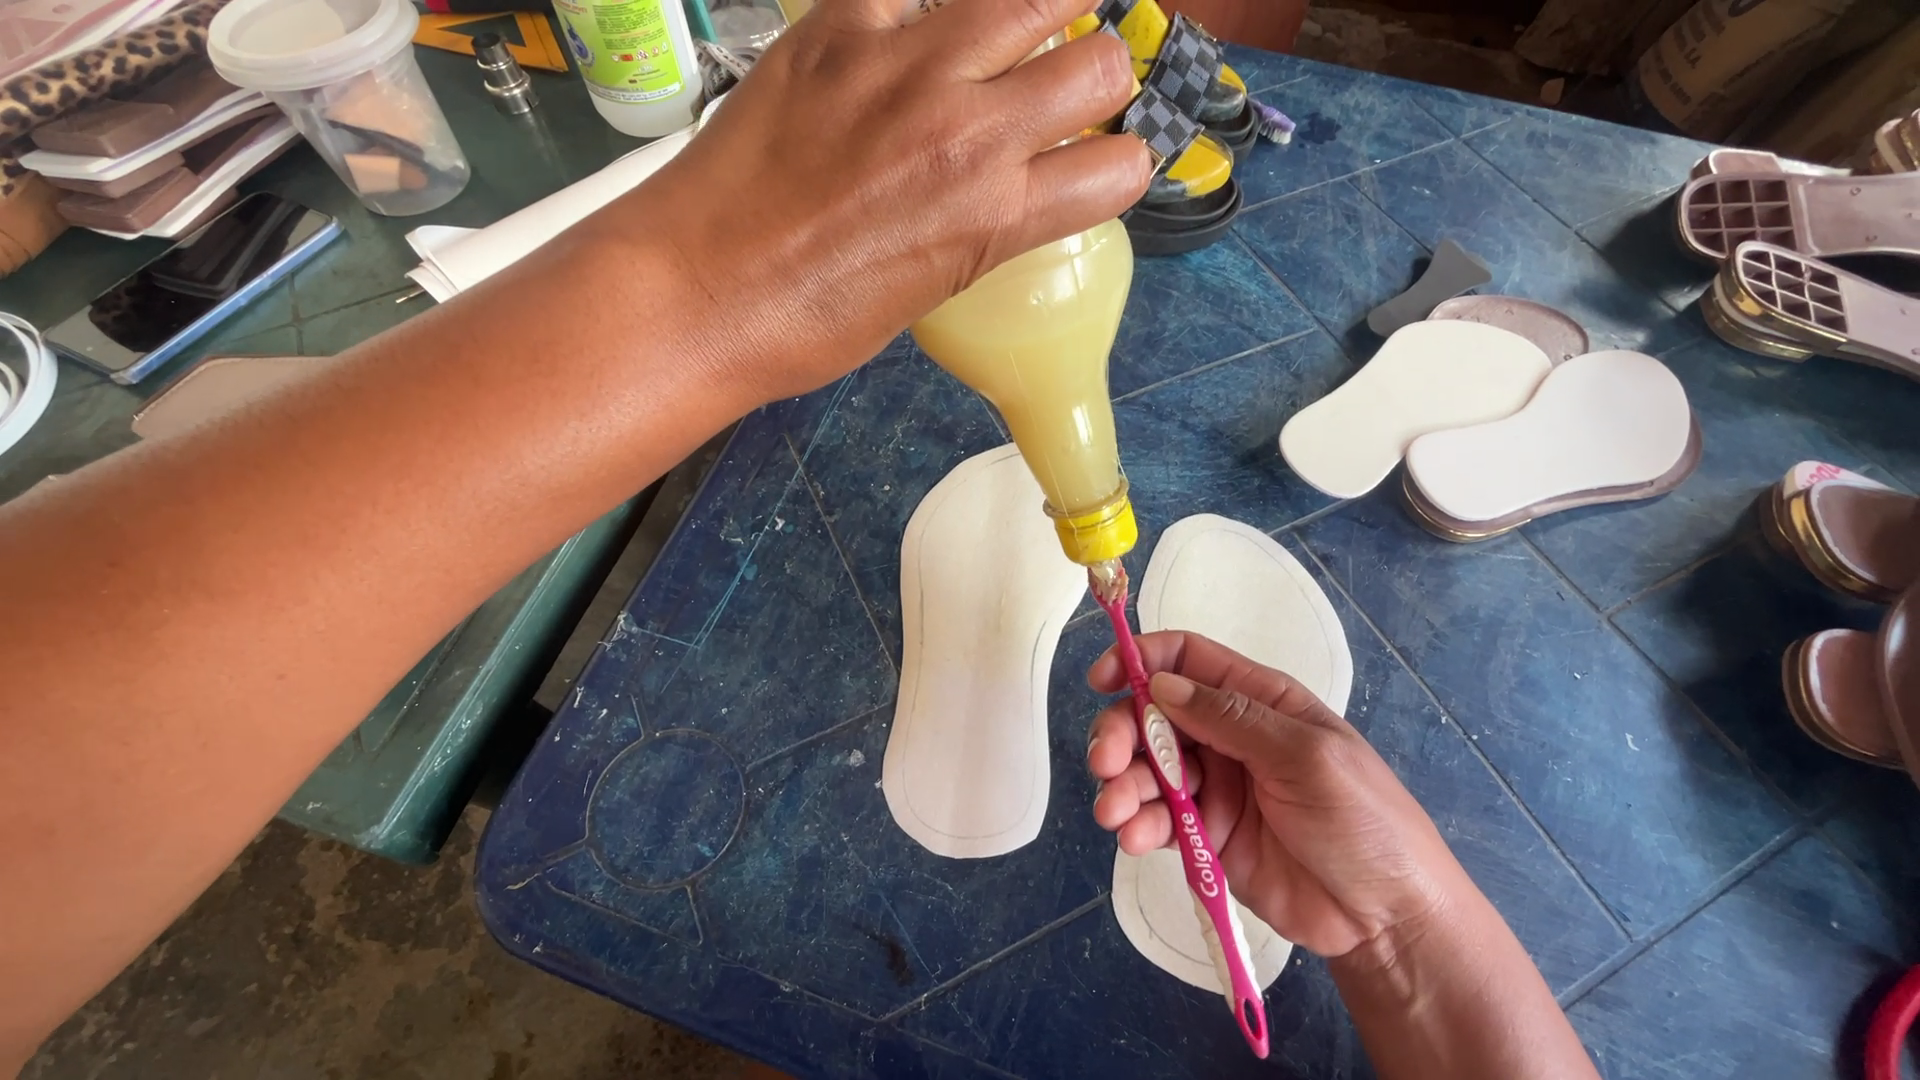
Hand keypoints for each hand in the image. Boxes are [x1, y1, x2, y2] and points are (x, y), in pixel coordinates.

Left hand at [635, 0, 1148, 402]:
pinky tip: (909, 42)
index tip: (1088, 171)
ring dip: (1040, 20)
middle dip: (1093, 84)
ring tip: (1004, 45)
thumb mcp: (929, 289)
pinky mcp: (841, 22)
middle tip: (1052, 99)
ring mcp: (906, 62)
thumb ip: (989, 224)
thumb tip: (1018, 183)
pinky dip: (930, 15)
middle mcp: (971, 128)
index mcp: (996, 214)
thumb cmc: (814, 322)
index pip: (1121, 166)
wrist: (699, 291)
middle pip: (1103, 61)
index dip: (1112, 170)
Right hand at [1087, 631, 1470, 960]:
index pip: (1187, 659)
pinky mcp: (1203, 835)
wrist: (1386, 919)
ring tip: (1115, 814)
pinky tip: (1135, 839)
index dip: (1141, 660)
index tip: (1102, 680)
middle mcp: (1226, 735)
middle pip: (1152, 715)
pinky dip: (1138, 825)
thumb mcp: (1305, 756)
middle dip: (1121, 734)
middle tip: (1105, 764)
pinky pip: (1156, 819)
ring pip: (1147, 769)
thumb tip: (1160, 684)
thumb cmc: (1362, 821)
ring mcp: (1213, 786)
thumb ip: (1230, 717)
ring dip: (1122, 786)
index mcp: (1256, 701)